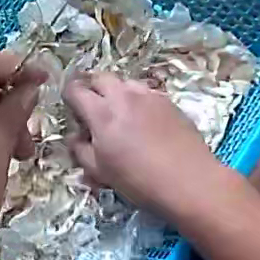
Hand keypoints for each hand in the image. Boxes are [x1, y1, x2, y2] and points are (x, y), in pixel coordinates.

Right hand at [63, 72, 236, 221]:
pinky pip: (146, 93)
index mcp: (101, 112)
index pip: (75, 90)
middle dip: (92, 88)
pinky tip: (144, 122)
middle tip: (93, 109)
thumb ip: (80, 150)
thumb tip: (76, 138)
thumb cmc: (138, 180)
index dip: (69, 96)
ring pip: (125, 82)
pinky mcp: (169, 102)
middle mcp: (123, 96)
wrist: (190, 181)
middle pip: (100, 77)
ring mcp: (149, 96)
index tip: (72, 109)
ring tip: (120, 113)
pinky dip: (138, 101)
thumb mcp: (100, 171)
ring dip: (116, 92)